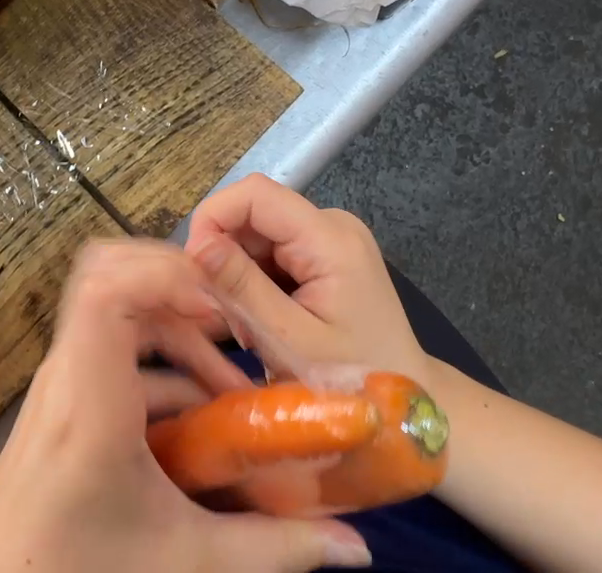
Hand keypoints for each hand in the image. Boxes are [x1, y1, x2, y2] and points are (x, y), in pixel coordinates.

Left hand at [0, 239, 371, 572]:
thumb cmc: (80, 568)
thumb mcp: (186, 559)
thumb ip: (274, 548)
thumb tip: (355, 547)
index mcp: (91, 400)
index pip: (104, 290)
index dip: (163, 274)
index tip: (216, 306)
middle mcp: (69, 371)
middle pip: (110, 276)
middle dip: (179, 287)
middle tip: (231, 325)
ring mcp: (62, 374)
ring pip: (116, 307)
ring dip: (176, 331)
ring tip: (227, 386)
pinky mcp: (64, 387)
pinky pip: (112, 343)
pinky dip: (160, 360)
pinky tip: (197, 415)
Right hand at [186, 174, 424, 381]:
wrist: (408, 408)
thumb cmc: (352, 381)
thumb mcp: (289, 340)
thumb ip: (242, 288)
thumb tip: (196, 244)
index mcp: (330, 238)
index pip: (254, 194)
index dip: (213, 218)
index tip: (194, 267)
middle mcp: (332, 223)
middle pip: (255, 213)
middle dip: (226, 256)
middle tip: (223, 314)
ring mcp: (332, 237)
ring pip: (258, 233)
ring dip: (239, 274)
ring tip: (247, 328)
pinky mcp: (327, 253)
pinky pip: (273, 250)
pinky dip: (256, 281)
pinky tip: (263, 321)